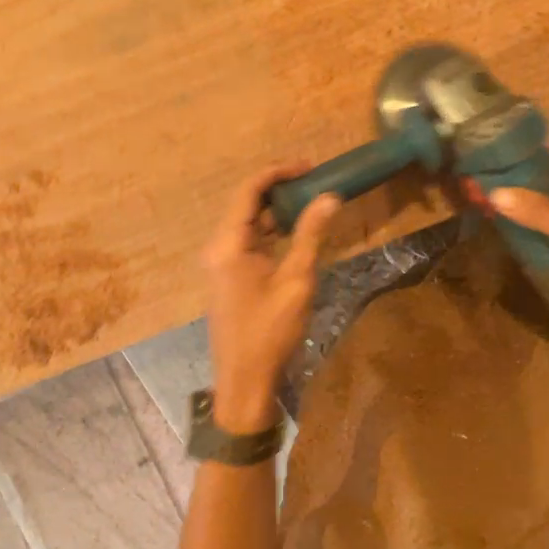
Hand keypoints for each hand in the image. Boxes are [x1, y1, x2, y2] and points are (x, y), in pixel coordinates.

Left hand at [200, 164, 340, 433]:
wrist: (245, 382)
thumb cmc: (270, 331)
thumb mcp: (296, 280)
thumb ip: (310, 235)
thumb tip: (329, 197)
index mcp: (228, 243)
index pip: (249, 190)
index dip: (278, 172)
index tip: (310, 167)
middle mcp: (219, 246)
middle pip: (246, 203)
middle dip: (279, 188)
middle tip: (314, 181)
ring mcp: (221, 263)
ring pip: (249, 222)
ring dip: (276, 210)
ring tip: (311, 200)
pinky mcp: (229, 276)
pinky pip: (249, 241)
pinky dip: (271, 231)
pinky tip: (296, 230)